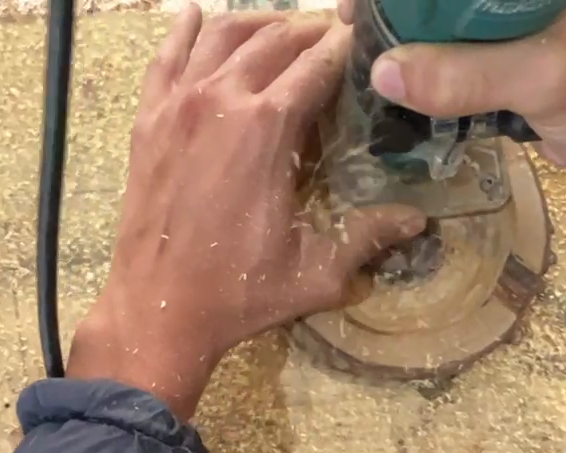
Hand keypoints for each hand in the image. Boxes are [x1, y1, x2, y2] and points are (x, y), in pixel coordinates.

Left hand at [69, 7, 426, 419]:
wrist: (160, 309)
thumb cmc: (239, 293)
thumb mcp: (316, 273)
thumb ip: (367, 238)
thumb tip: (417, 218)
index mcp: (267, 127)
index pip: (317, 64)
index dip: (345, 48)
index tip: (364, 44)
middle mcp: (221, 98)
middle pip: (274, 38)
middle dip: (310, 30)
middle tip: (334, 36)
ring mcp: (178, 104)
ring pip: (222, 33)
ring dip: (258, 23)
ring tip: (283, 27)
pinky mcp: (148, 120)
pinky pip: (168, 55)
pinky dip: (187, 30)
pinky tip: (198, 16)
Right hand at [338, 0, 565, 284]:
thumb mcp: (539, 77)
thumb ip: (466, 74)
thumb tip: (385, 73)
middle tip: (350, 10)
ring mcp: (514, 10)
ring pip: (448, 8)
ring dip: (406, 21)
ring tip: (359, 32)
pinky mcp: (506, 45)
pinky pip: (455, 40)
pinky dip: (425, 52)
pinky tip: (393, 59)